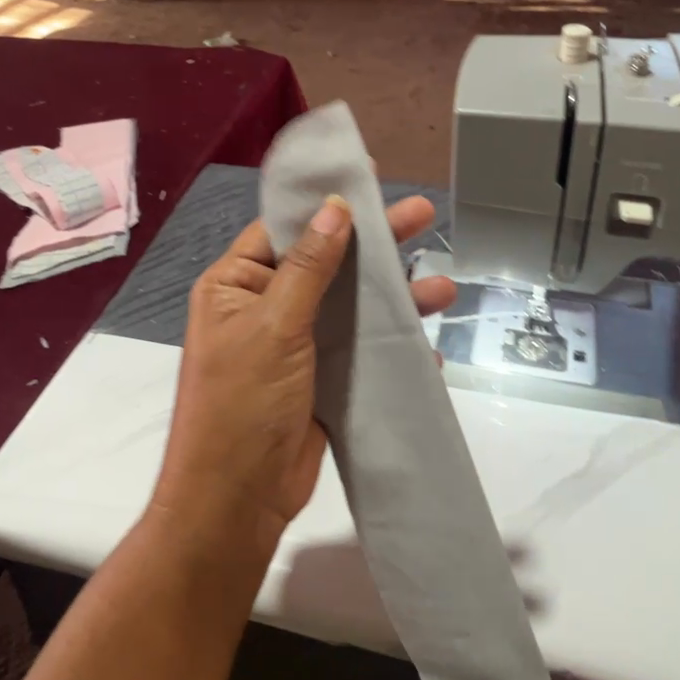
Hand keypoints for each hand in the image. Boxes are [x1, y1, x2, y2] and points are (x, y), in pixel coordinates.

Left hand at [150, 195, 456, 546]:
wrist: (237, 501)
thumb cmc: (242, 403)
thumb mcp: (274, 326)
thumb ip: (309, 268)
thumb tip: (333, 209)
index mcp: (236, 285)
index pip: (284, 229)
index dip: (325, 203)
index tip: (366, 177)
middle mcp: (265, 306)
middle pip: (327, 261)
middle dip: (374, 241)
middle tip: (424, 214)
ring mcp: (296, 343)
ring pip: (350, 305)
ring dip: (393, 295)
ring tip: (444, 286)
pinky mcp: (321, 378)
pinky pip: (359, 347)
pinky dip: (390, 343)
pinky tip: (426, 342)